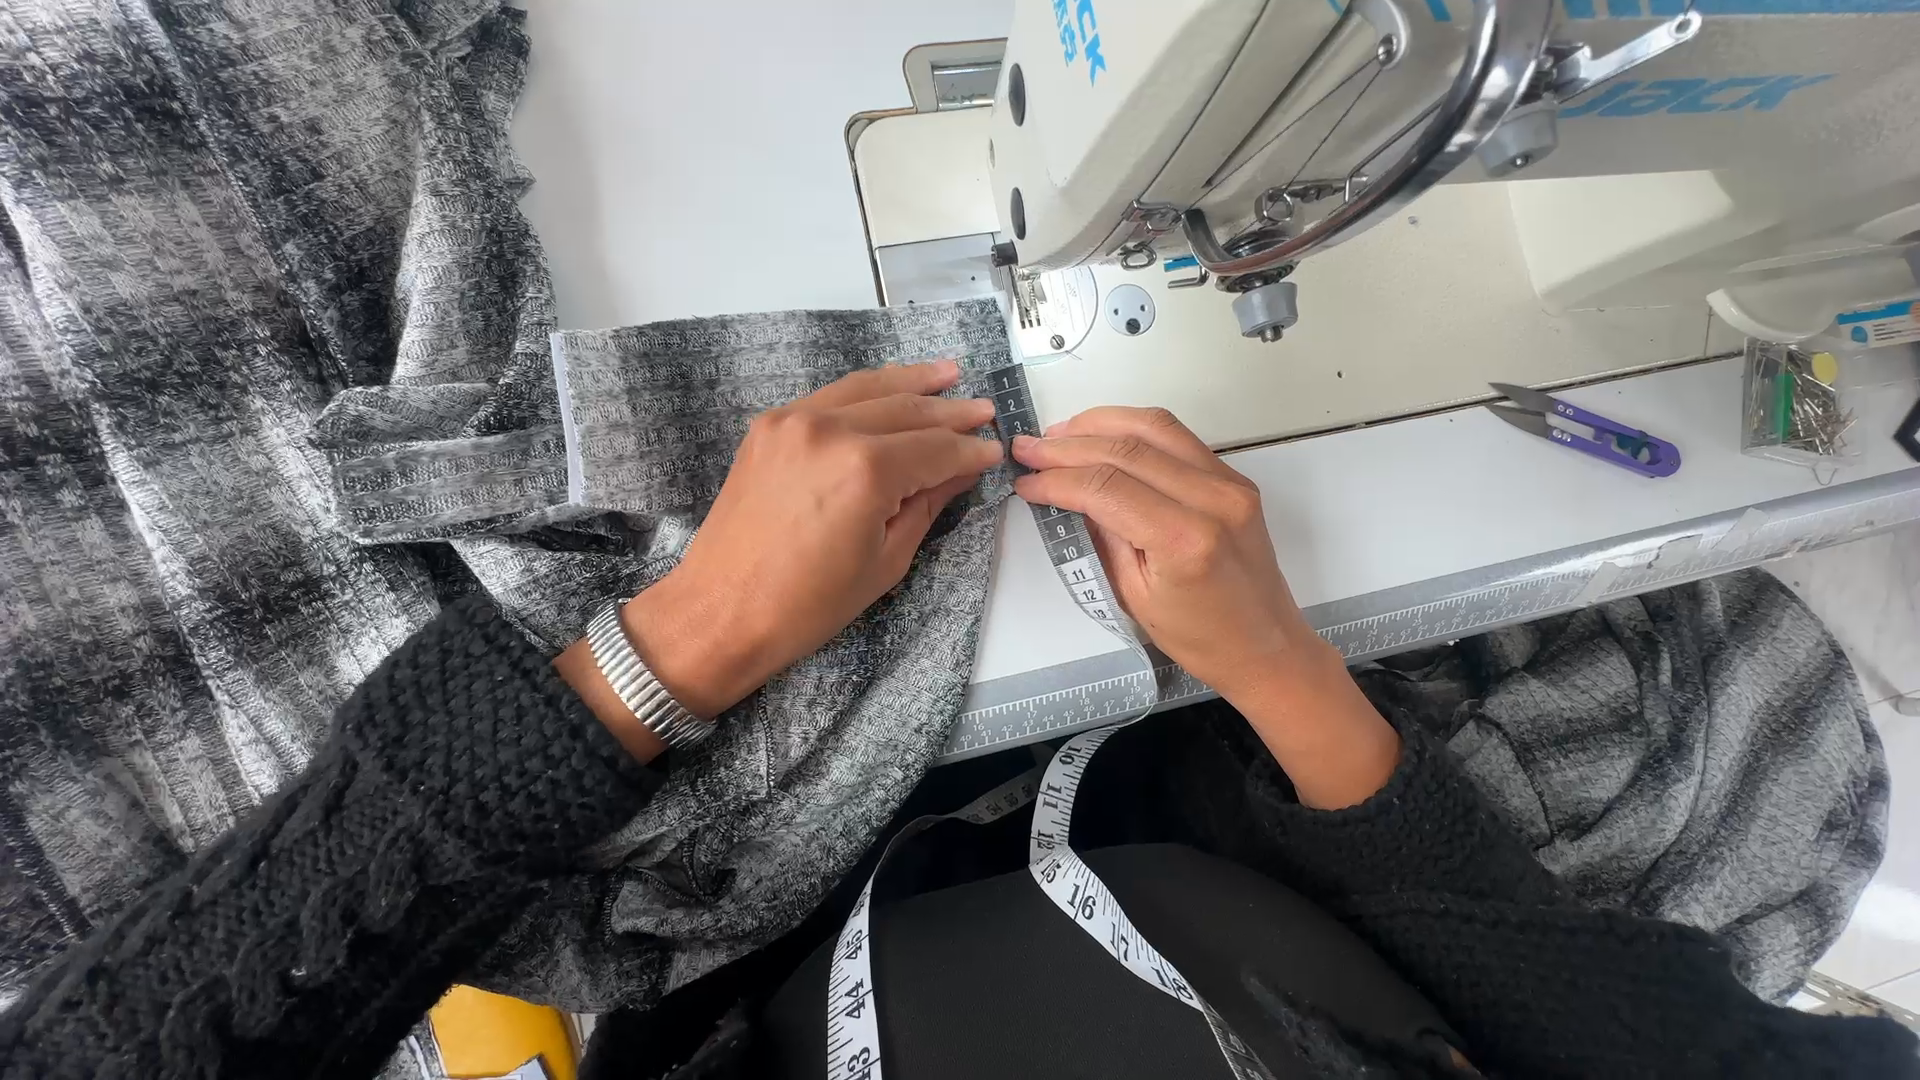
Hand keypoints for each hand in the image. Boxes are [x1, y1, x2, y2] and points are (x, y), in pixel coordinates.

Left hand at [558, 360, 1002, 760]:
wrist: (722, 610)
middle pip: (906, 410)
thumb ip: (928, 502)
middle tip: (983, 410)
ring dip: (912, 383)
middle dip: (950, 413)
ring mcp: (794, 421)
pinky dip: (866, 390)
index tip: (992, 450)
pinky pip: (832, 396)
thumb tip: (962, 469)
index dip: (969, 451)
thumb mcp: (887, 560)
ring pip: (868, 389)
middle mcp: (830, 431)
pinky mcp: (770, 425)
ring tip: (948, 374)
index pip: (935, 449)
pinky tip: (890, 389)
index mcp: (865, 470)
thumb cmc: (808, 604)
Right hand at [1010, 407, 1314, 698]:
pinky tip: (1103, 435)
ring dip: (1100, 423)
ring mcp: (1229, 482)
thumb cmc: (1197, 638)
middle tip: (1028, 447)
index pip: (1106, 487)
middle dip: (1068, 445)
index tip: (1025, 480)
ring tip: (1059, 432)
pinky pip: (1177, 437)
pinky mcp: (1234, 478)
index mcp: (1184, 540)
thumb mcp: (1132, 595)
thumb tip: (1068, 494)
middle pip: (1127, 450)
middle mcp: (1213, 499)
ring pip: (1154, 427)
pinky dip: (1133, 429)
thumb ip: (1102, 536)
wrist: (1265, 646)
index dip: (1058, 479)